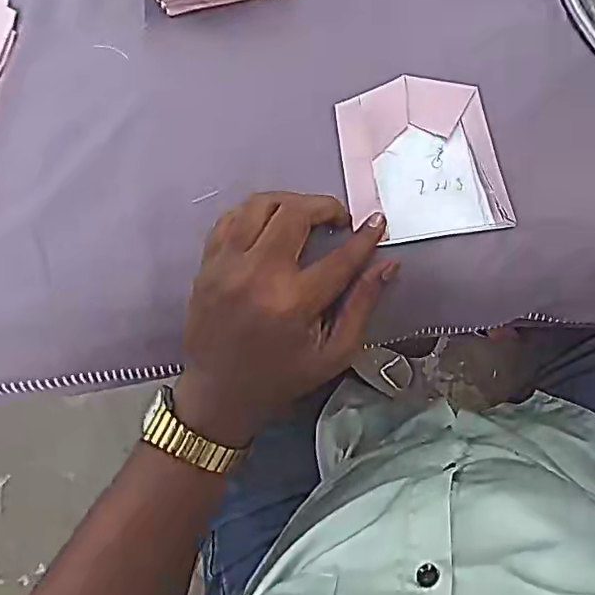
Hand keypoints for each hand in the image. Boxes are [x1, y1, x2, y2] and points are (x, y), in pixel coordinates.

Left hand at [173, 193, 395, 448]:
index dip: (365, 236)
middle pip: (295, 214)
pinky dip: (257, 212)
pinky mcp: (208, 263)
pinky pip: (232, 217)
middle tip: (339, 220)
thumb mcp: (334, 353)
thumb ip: (362, 305)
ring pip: (260, 204)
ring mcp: (227, 265)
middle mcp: (257, 275)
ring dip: (291, 202)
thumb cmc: (282, 376)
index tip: (377, 222)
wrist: (219, 392)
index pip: (339, 256)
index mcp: (293, 303)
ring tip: (307, 216)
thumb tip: (387, 265)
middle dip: (326, 207)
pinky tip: (272, 224)